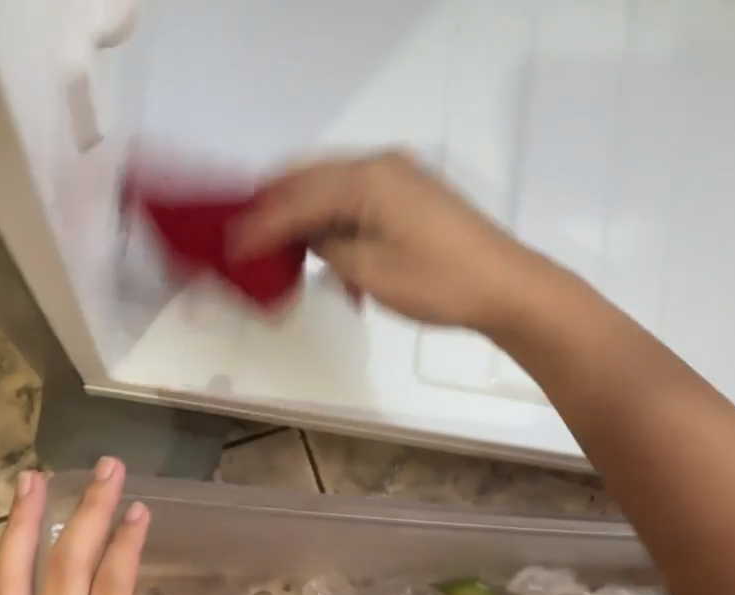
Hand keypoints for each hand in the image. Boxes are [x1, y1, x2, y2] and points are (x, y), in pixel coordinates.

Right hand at [230, 151, 551, 333]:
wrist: (506, 288)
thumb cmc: (440, 284)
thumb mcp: (369, 271)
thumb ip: (326, 248)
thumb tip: (304, 238)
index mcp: (368, 179)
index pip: (297, 197)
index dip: (259, 224)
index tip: (228, 246)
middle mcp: (381, 165)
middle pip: (309, 179)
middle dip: (274, 209)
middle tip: (243, 240)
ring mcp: (399, 177)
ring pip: (331, 189)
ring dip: (303, 217)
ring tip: (275, 250)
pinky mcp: (411, 195)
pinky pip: (355, 199)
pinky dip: (331, 222)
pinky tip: (320, 251)